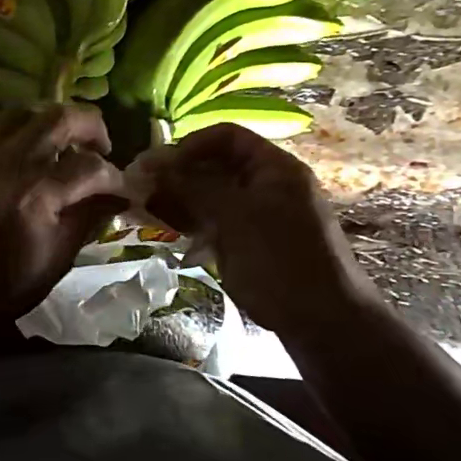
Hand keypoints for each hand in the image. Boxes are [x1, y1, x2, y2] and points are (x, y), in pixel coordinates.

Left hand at [0, 104, 127, 324]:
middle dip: (92, 128)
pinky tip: (38, 145)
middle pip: (61, 118)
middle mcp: (12, 163)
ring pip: (30, 111)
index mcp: (36, 193)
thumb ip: (93, 214)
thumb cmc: (13, 280)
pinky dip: (26, 125)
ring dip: (57, 121)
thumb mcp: (63, 253)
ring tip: (70, 144)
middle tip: (103, 150)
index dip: (115, 177)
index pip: (91, 167)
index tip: (125, 190)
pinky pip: (3, 122)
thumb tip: (122, 194)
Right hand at [144, 124, 382, 332]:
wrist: (323, 323)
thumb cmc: (280, 260)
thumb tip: (152, 163)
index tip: (158, 165)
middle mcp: (266, 186)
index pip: (226, 137)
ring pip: (211, 199)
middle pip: (215, 167)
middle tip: (138, 190)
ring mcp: (258, 217)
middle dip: (177, 176)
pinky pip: (215, 226)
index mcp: (273, 167)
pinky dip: (191, 226)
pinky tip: (167, 233)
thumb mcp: (235, 217)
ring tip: (142, 211)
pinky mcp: (249, 246)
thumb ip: (194, 186)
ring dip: (178, 202)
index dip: (190, 145)